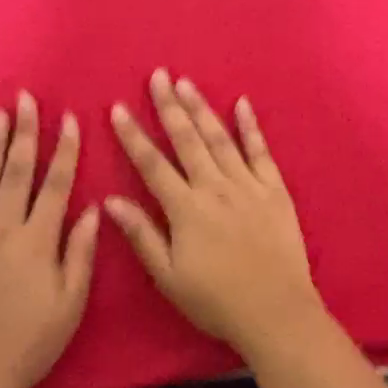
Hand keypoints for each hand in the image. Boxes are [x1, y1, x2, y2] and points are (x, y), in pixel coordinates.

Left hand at [0, 92, 98, 387]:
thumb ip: (80, 254)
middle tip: (25, 98)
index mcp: (37, 241)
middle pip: (16, 172)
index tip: (69, 119)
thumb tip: (92, 209)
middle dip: (24, 132)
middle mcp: (2, 229)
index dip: (64, 150)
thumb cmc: (28, 344)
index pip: (55, 185)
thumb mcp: (70, 305)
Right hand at [105, 69, 324, 353]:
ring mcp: (248, 186)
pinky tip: (242, 104)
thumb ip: (141, 235)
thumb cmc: (216, 301)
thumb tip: (110, 200)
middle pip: (187, 139)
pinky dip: (251, 127)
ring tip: (187, 82)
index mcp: (185, 209)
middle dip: (169, 105)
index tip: (118, 108)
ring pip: (220, 138)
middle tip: (158, 75)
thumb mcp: (169, 277)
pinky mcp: (275, 191)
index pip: (152, 164)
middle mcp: (215, 188)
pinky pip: (261, 152)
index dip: (133, 135)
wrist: (276, 312)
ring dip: (202, 108)